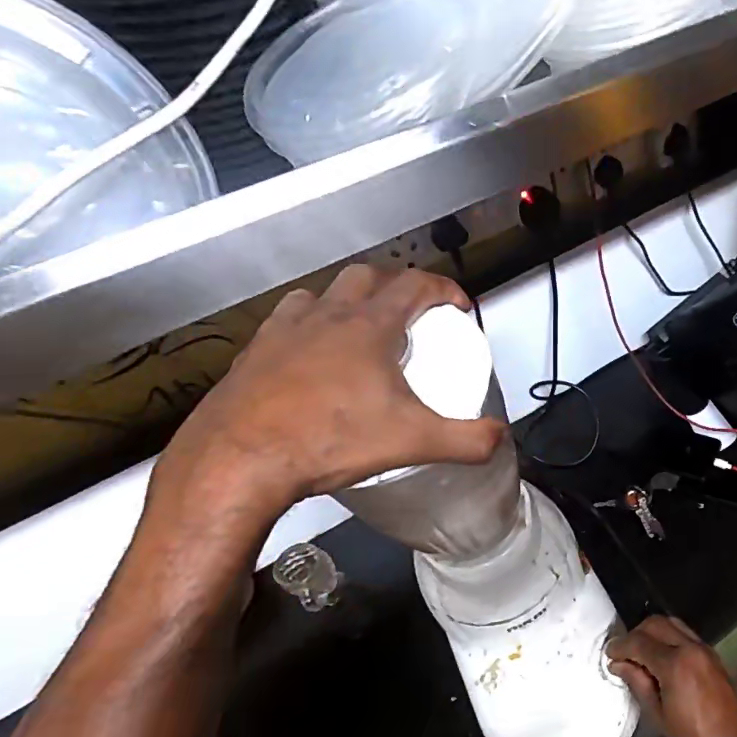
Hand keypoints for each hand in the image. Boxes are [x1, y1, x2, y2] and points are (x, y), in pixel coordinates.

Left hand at [148, 266, 508, 530]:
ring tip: (359, 329)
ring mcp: (285, 331)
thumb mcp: (412, 442)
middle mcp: (325, 318)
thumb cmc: (320, 439)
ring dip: (345, 300)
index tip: (453, 303)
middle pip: (366, 278)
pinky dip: (304, 327)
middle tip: (409, 314)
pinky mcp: (256, 353)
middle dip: (394, 287)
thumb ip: (466, 440)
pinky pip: (284, 323)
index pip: (414, 285)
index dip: (442, 289)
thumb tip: (495, 438)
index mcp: (367, 327)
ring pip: (320, 294)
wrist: (241, 458)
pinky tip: (308, 356)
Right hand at [605, 616, 736, 736]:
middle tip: (624, 654)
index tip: (609, 654)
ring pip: (670, 622)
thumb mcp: (658, 713)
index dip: (620, 646)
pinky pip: (682, 632)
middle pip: (654, 624)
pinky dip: (666, 636)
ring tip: (640, 653)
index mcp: (675, 664)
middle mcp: (690, 647)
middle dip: (635, 635)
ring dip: (651, 632)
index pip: (639, 642)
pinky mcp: (710, 651)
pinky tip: (660, 656)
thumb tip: (618, 664)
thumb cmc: (693, 735)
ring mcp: (702, 647)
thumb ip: (637, 682)